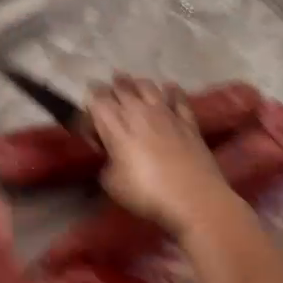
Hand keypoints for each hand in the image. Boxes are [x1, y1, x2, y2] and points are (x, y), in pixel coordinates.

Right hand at [88, 75, 232, 232]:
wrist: (194, 198)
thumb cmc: (146, 193)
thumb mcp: (112, 183)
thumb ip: (106, 162)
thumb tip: (109, 154)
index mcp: (115, 125)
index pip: (97, 100)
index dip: (90, 101)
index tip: (88, 109)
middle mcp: (139, 111)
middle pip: (121, 87)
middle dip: (111, 87)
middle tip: (107, 90)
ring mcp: (166, 113)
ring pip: (148, 86)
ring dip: (137, 84)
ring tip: (133, 85)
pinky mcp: (187, 121)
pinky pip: (178, 98)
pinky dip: (171, 91)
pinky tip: (169, 89)